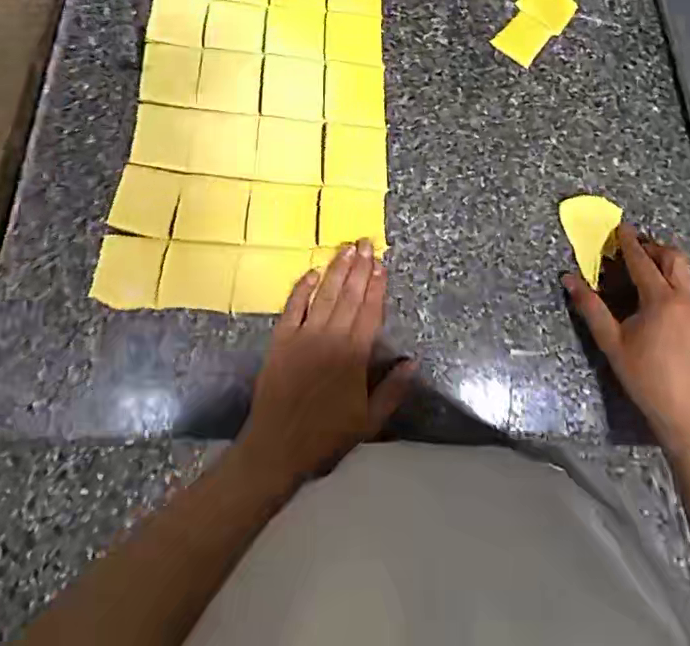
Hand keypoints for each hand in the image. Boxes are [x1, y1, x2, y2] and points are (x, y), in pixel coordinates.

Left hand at [234, 240, 416, 483]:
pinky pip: (293, 306)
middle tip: (366, 243)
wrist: (277, 446)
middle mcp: (330, 338)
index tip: (382, 265)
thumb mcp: (369, 422)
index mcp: (354, 356)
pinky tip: (312, 272)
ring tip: (347, 248)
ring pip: (324, 295)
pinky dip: (302, 288)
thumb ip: (392, 390)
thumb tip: (412, 362)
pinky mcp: (280, 339)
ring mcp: (303, 336)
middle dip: (359, 268)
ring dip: (336, 270)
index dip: (376, 287)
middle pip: (349, 295)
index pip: (370, 312)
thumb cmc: (326, 436)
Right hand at [566, 224, 689, 451]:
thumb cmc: (645, 376)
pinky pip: (687, 287)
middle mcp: (683, 299)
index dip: (629, 242)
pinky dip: (672, 278)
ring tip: (642, 267)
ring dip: (664, 262)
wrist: (686, 412)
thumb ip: (590, 307)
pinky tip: (655, 293)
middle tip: (631, 246)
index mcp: (661, 299)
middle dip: (653, 247)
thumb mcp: (611, 341)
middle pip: (673, 258)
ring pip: (684, 272)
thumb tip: (569, 279)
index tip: (620, 227)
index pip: (643, 261)